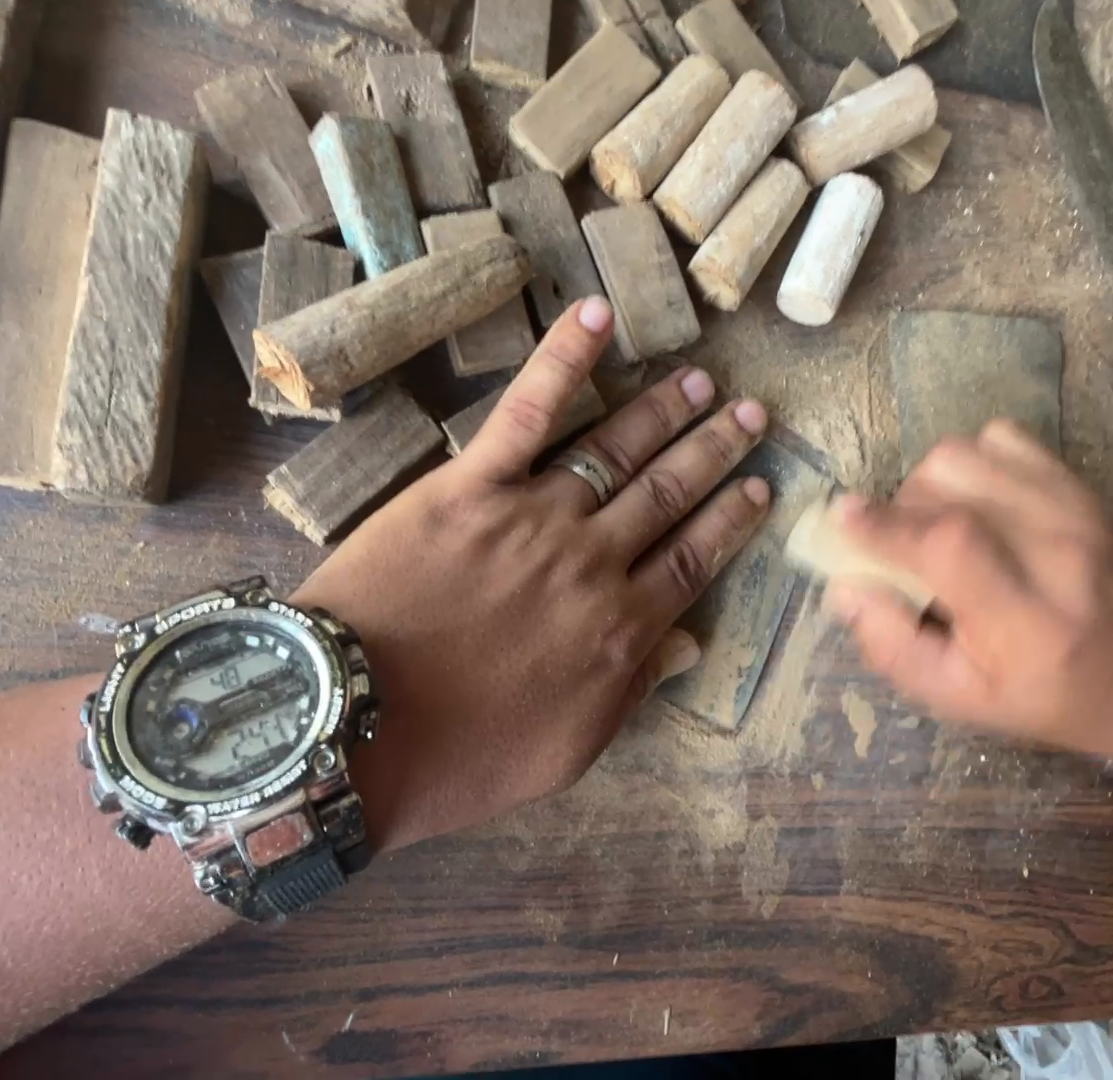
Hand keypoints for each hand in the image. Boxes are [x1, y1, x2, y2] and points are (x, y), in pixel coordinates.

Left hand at [294, 298, 773, 852]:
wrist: (353, 734)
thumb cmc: (462, 754)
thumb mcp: (568, 749)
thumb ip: (632, 689)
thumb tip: (687, 643)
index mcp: (620, 628)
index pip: (694, 560)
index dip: (731, 520)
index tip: (760, 486)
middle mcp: (592, 562)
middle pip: (668, 495)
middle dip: (715, 451)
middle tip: (750, 413)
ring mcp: (533, 516)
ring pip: (616, 450)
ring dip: (664, 411)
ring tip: (701, 381)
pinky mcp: (470, 486)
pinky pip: (527, 411)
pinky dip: (564, 359)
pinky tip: (597, 315)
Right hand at [824, 420, 1112, 765]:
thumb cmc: (1050, 698)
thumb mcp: (960, 700)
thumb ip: (892, 647)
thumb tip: (844, 585)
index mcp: (1027, 620)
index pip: (948, 544)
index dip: (884, 524)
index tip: (840, 516)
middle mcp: (1056, 551)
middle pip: (946, 484)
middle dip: (899, 511)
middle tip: (901, 550)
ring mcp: (1076, 509)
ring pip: (965, 453)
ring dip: (928, 485)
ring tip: (935, 523)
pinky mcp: (1083, 487)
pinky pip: (1001, 439)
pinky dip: (970, 462)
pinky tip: (973, 500)